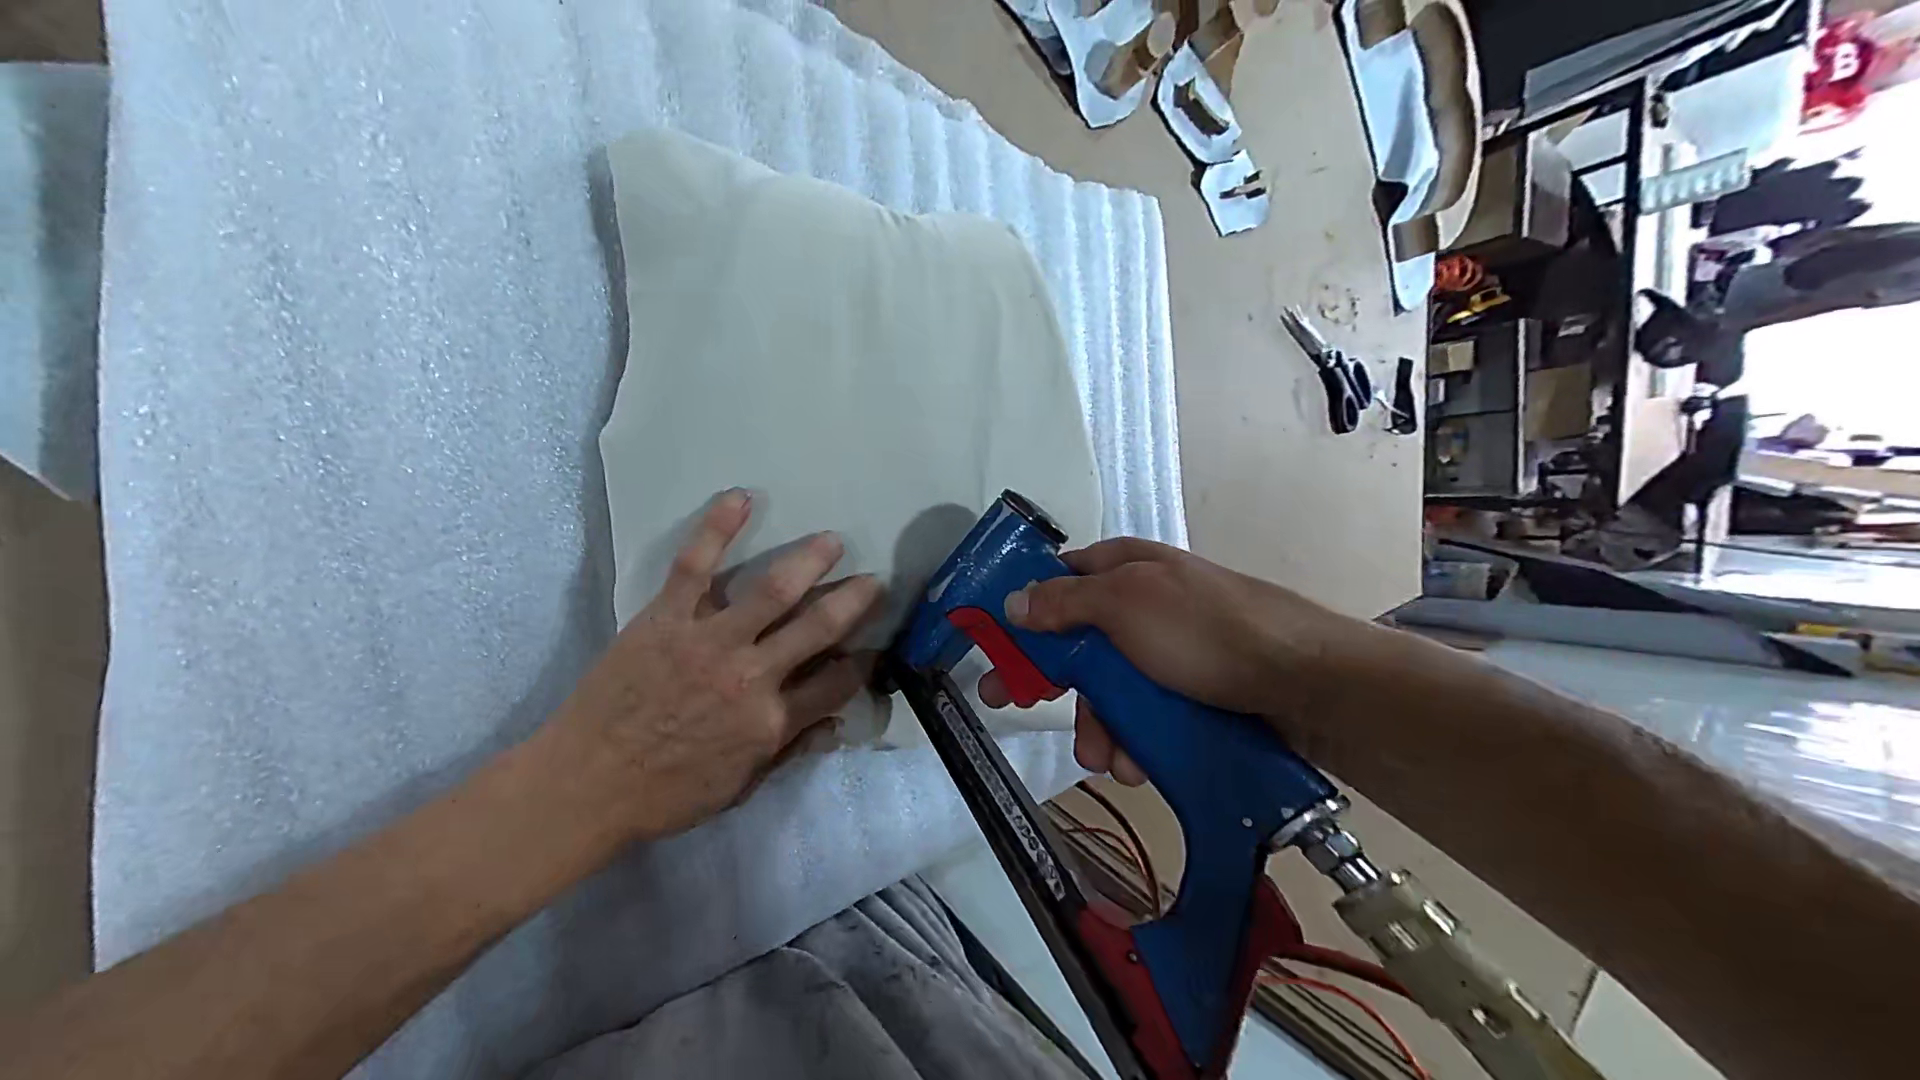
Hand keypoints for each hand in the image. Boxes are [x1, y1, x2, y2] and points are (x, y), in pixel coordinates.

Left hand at [546, 489, 883, 838]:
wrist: (583, 786)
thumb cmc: (665, 794)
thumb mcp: (740, 786)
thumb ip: (790, 752)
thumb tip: (835, 727)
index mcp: (771, 721)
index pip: (837, 683)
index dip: (861, 664)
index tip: (870, 648)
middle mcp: (752, 675)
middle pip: (819, 627)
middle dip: (854, 600)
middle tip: (873, 580)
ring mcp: (709, 640)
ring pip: (772, 590)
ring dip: (810, 560)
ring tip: (832, 540)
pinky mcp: (666, 617)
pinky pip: (695, 565)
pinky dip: (718, 528)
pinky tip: (741, 498)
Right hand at [977, 538, 1378, 784]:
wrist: (1308, 682)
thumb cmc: (1206, 631)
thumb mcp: (1127, 604)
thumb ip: (1065, 602)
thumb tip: (1014, 601)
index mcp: (1124, 567)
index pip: (1056, 581)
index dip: (1022, 612)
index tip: (995, 648)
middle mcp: (1141, 603)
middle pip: (1075, 640)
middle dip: (1053, 682)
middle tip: (1017, 707)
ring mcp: (1167, 649)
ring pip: (1108, 686)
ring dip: (1098, 725)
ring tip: (1107, 760)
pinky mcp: (1189, 688)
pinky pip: (1143, 712)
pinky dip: (1133, 738)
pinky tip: (1137, 764)